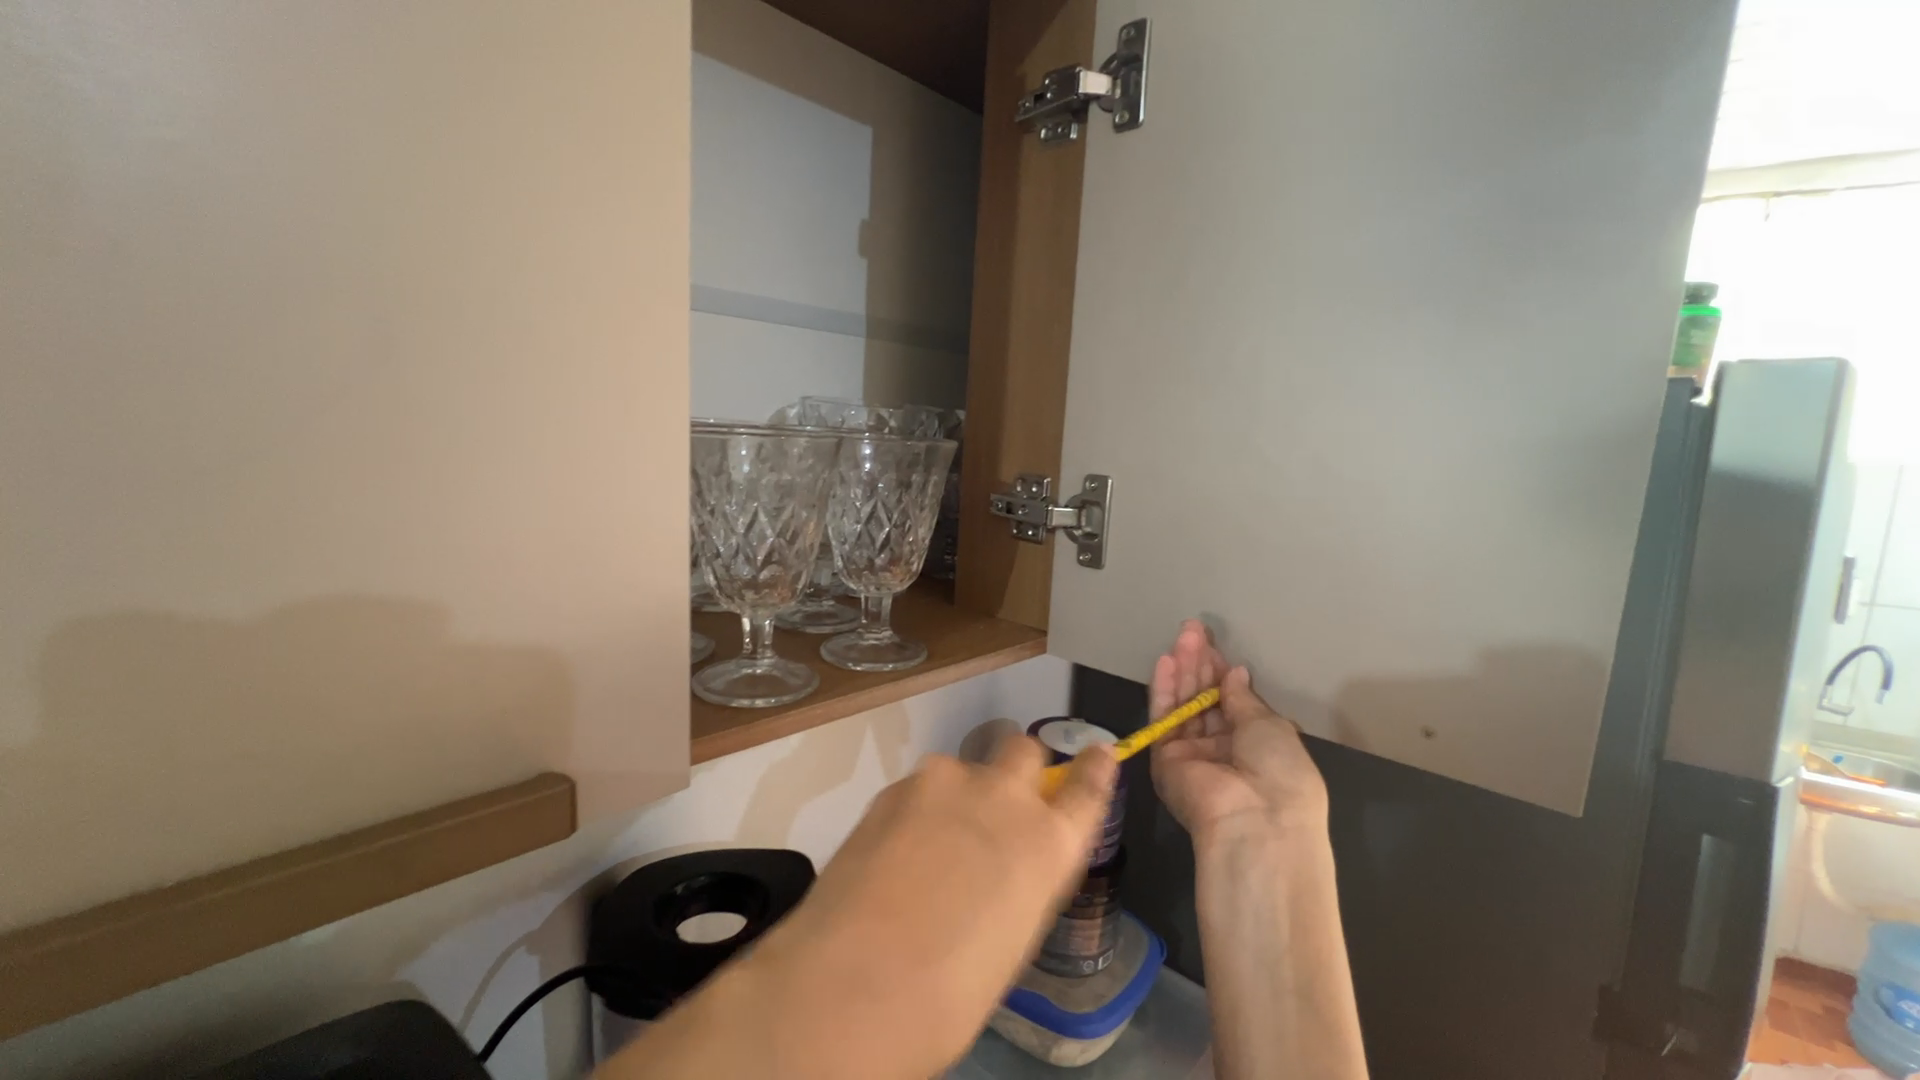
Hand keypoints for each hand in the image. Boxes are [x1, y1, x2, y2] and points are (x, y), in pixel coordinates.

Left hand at [689, 736, 1117, 1079]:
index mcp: (1049, 844)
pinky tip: (894, 852)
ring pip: (961, 768)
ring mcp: (946, 784)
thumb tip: (1007, 869)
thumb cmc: (951, 992)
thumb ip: (1021, 881)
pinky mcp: (895, 787)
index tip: (1097, 751)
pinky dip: (916, 809)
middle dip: (1017, 767)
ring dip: (957, 793)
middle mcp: (1004, 797)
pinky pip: (918, 788)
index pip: (1087, 787)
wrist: (856, 982)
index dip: (1093, 766)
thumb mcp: (1012, 937)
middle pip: (1022, 749)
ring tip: (928, 844)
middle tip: (995, 805)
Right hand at [1150, 619, 1327, 843]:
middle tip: (1193, 628)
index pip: (1233, 700)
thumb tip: (1234, 673)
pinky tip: (1166, 661)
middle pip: (1206, 698)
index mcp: (1257, 743)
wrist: (1254, 821)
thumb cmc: (1280, 772)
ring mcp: (1192, 753)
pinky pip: (1164, 719)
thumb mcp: (1271, 726)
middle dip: (1201, 663)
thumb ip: (1243, 698)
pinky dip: (1164, 689)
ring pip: (1184, 704)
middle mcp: (1223, 747)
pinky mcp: (1165, 758)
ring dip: (1183, 669)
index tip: (1216, 644)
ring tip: (1182, 635)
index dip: (1224, 671)